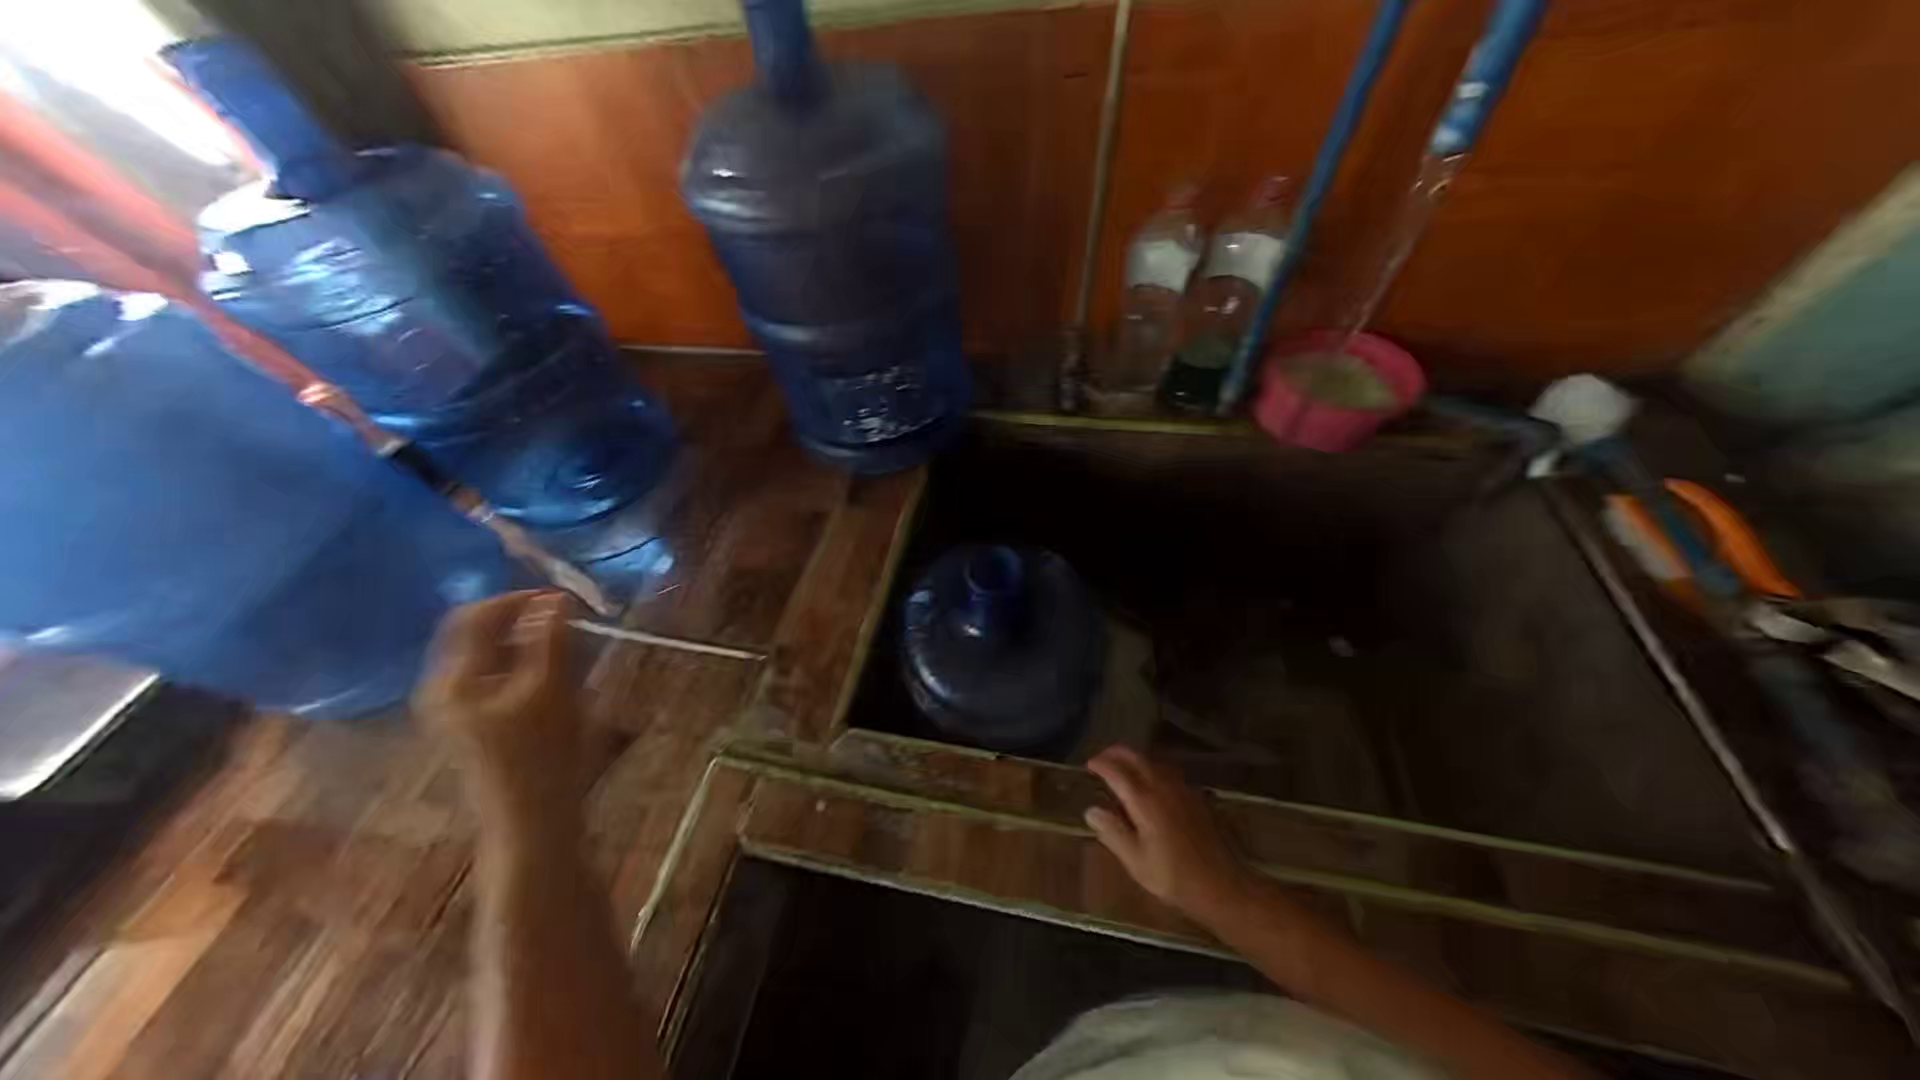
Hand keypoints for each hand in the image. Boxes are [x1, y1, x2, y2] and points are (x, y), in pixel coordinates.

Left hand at [415, 590, 586, 823]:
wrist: (533, 821)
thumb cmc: (543, 754)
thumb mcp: (552, 689)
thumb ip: (551, 639)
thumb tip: (555, 598)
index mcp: (454, 680)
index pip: (475, 617)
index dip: (516, 599)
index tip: (562, 598)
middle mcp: (445, 689)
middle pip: (480, 635)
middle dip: (526, 622)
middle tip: (571, 623)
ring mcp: (458, 709)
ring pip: (493, 656)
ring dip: (531, 644)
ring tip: (572, 649)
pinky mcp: (477, 723)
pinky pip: (499, 677)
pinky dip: (528, 666)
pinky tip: (559, 677)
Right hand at [1085, 746, 1252, 920]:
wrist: (1222, 886)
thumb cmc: (1174, 877)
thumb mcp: (1136, 861)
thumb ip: (1112, 832)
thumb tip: (1091, 810)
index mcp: (1145, 801)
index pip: (1117, 772)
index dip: (1101, 764)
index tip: (1088, 765)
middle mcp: (1163, 788)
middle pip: (1137, 757)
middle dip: (1116, 753)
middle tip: (1101, 759)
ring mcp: (1182, 790)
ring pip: (1154, 761)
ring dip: (1134, 758)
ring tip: (1121, 767)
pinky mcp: (1195, 797)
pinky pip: (1168, 771)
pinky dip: (1152, 767)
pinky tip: (1150, 781)